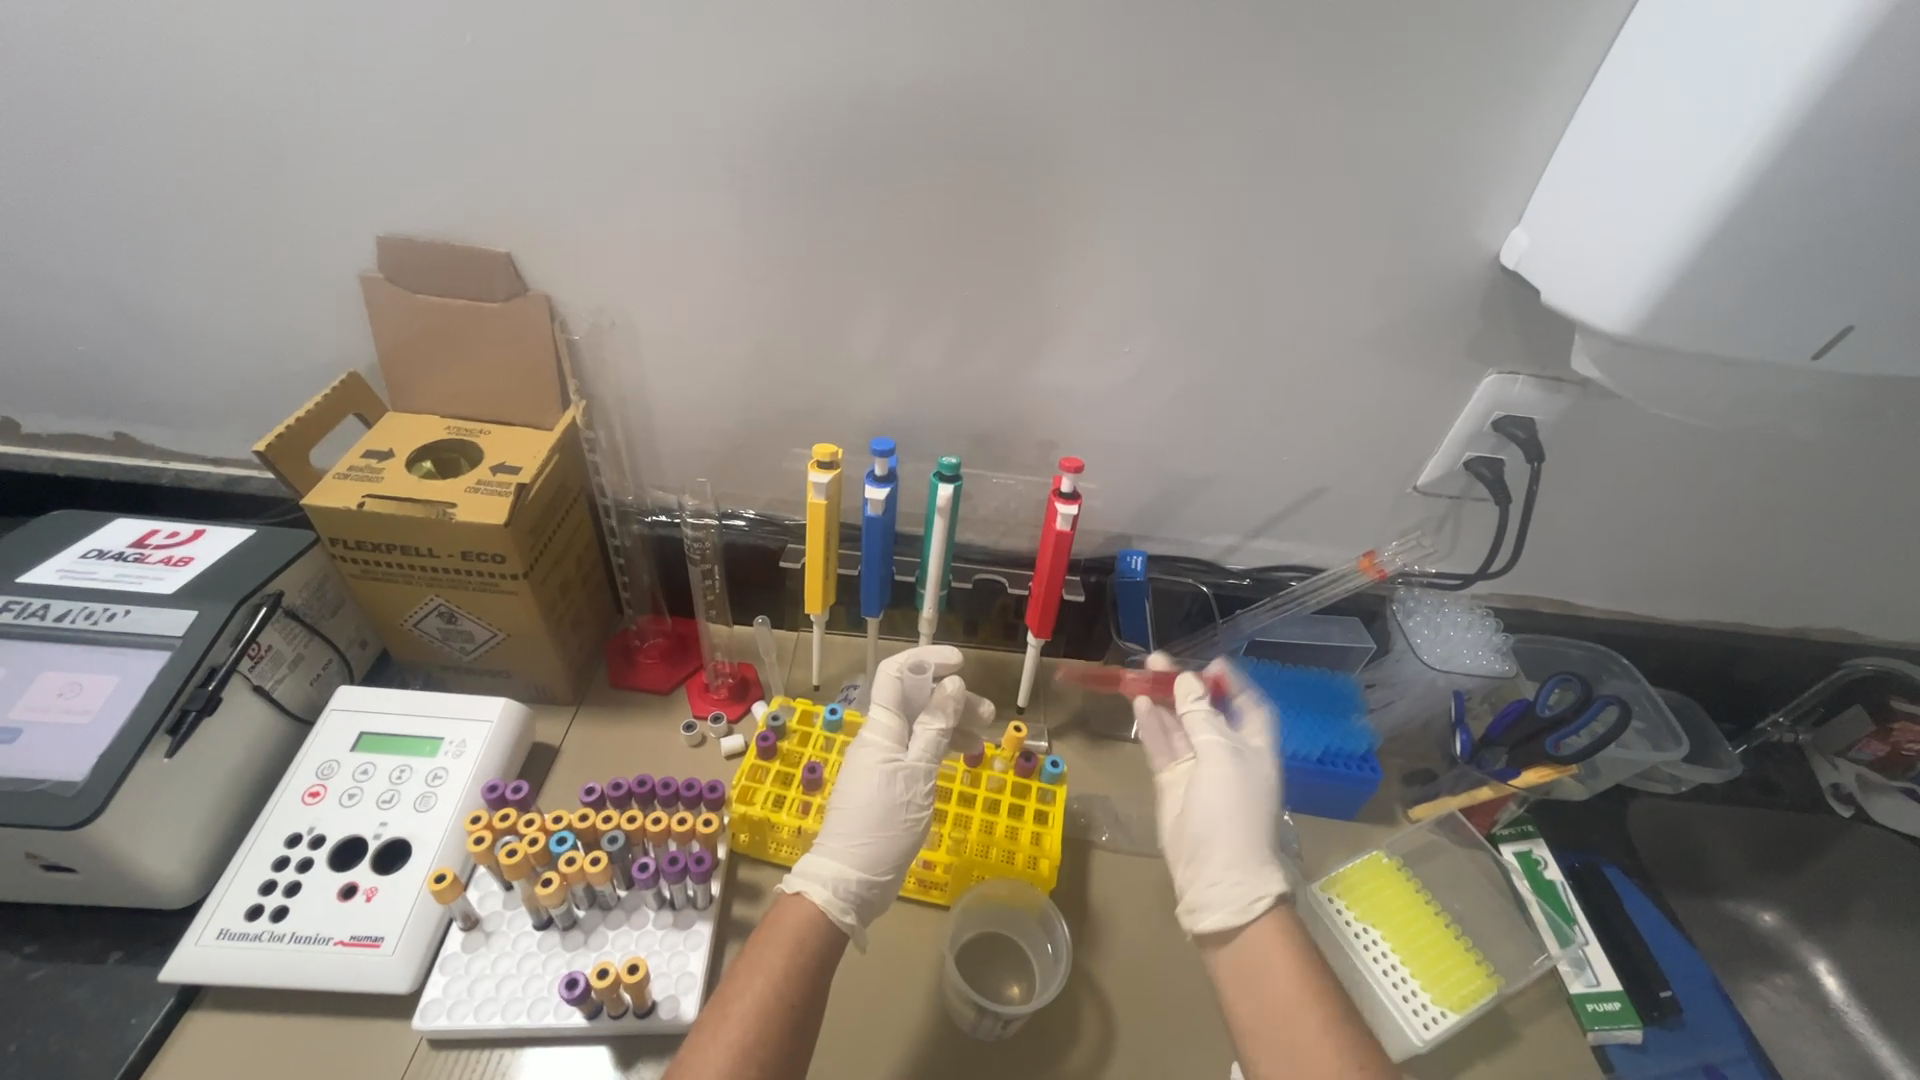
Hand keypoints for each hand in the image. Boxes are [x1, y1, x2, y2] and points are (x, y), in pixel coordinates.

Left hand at [777, 645, 994, 946]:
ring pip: (921, 726)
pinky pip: (918, 750)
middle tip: (988, 713)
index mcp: (881, 726)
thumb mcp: (918, 772)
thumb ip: (935, 727)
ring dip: (952, 723)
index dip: (926, 660)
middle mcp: (881, 735)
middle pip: (915, 700)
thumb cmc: (885, 822)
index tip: (960, 663)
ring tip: (984, 736)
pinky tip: (963, 755)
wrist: (852, 877)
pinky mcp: (891, 780)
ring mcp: (885, 758)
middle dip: (951, 697)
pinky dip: (941, 747)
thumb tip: (952, 684)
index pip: (896, 673)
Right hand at [1133, 652, 1289, 936]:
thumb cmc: (1232, 809)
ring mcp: (1198, 768)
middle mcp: (1228, 753)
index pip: (1248, 704)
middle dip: (1186, 686)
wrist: (1216, 873)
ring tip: (1141, 673)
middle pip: (1207, 710)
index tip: (1210, 663)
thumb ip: (1201, 715)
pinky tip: (1140, 703)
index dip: (1232, 683)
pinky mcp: (1172, 782)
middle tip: (1158, 662)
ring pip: (1179, 725)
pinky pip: (1162, 746)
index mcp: (1254, 746)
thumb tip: (1188, 681)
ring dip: (1163, 700)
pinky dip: (1152, 725)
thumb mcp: (1222, 754)